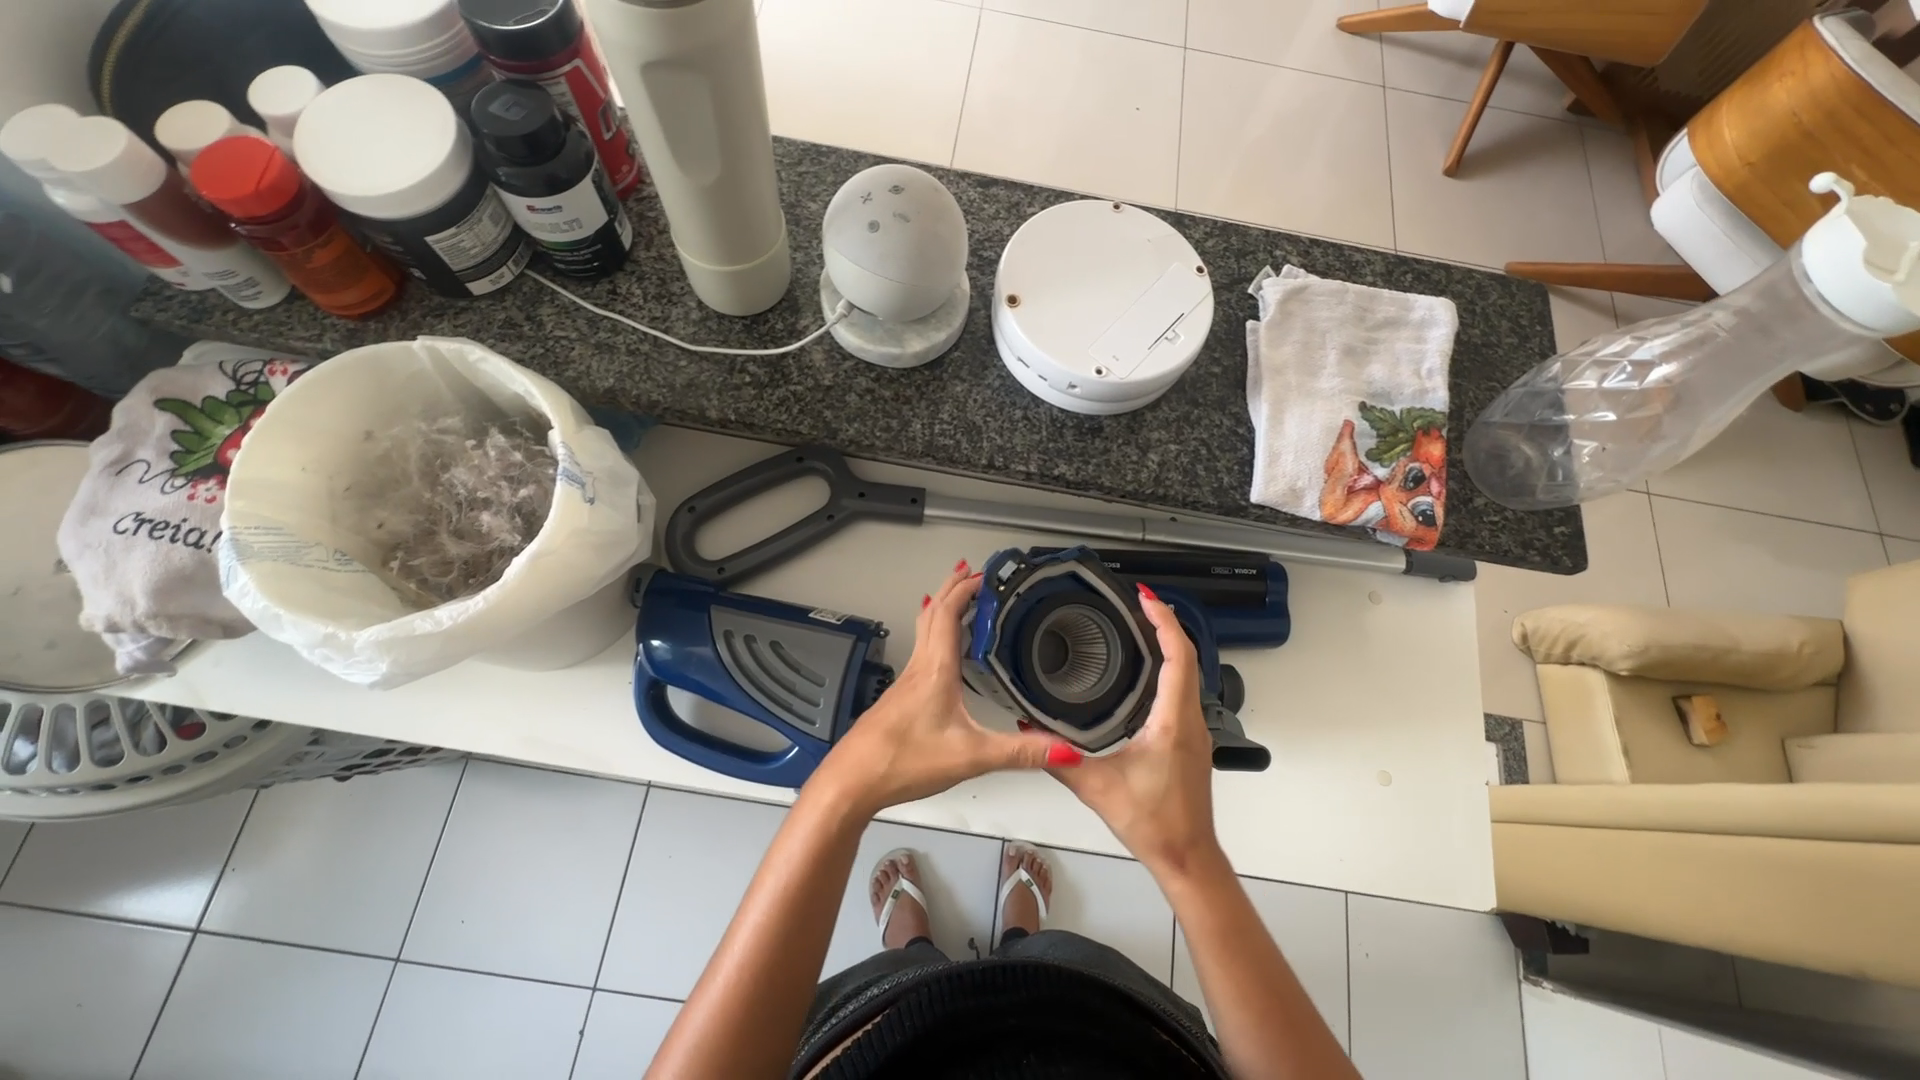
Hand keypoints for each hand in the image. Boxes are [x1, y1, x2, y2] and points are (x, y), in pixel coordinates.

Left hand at [809, 562, 1075, 816]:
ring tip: (956, 602)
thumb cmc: (901, 761)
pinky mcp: (897, 700)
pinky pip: (919, 655)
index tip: (984, 573)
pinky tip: (939, 657)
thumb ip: (1020, 752)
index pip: (948, 613)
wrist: (852, 781)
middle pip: (932, 614)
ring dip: (940, 610)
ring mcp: (904, 684)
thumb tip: (1065, 748)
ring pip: (923, 633)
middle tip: (969, 573)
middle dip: (951, 589)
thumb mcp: (971, 757)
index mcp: (935, 670)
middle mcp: (917, 669)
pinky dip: (933, 638)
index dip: (966, 589)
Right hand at [1049, 586, 1222, 879]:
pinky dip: (1170, 667)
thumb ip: (1058, 758)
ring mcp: (1194, 730)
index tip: (1144, 598)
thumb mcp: (1097, 787)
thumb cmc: (1154, 824)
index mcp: (1173, 723)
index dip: (1163, 621)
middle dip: (1165, 623)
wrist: (1187, 856)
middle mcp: (1190, 720)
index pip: (1177, 657)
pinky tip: (1146, 670)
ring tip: (1140, 626)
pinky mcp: (1190, 740)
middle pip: (1188, 656)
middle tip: (1137, 602)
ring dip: (1169, 645)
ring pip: (1189, 673)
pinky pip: (1185, 689)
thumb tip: (1029, 731)